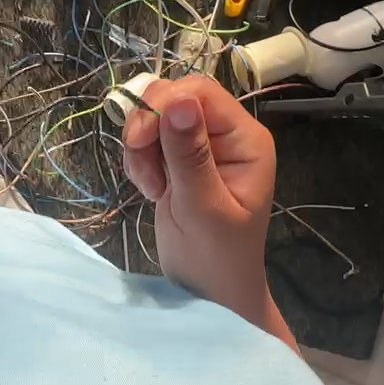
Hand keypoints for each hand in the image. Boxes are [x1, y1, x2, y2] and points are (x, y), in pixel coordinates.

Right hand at [120, 75, 291, 344]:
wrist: (208, 291)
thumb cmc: (216, 256)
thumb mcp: (203, 207)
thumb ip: (190, 154)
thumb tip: (178, 101)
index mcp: (245, 139)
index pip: (201, 93)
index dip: (164, 105)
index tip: (140, 141)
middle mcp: (225, 134)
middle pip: (174, 98)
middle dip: (147, 128)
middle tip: (143, 171)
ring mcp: (201, 146)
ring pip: (155, 118)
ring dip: (140, 148)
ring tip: (151, 188)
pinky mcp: (178, 159)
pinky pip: (147, 139)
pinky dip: (138, 160)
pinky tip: (150, 190)